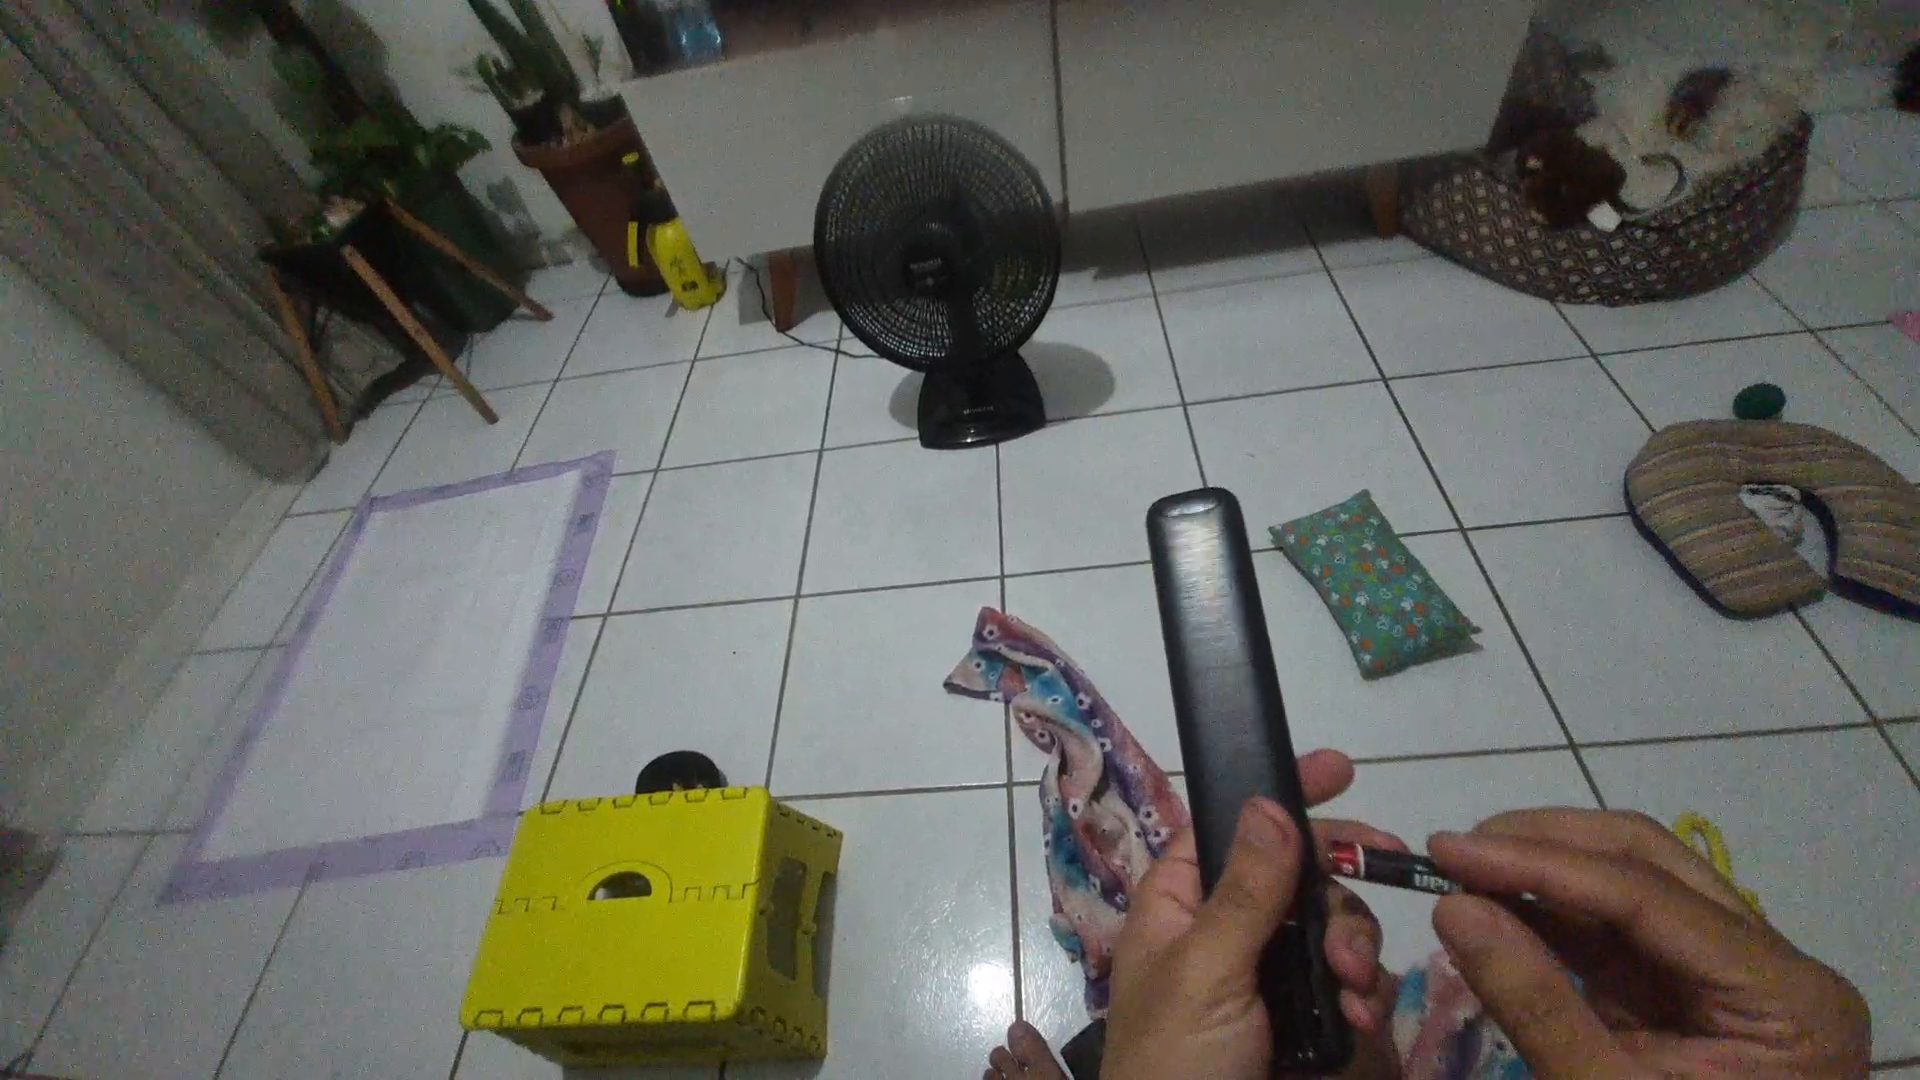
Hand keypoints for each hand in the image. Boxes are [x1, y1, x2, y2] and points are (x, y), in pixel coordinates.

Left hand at [1103, 749, 1407, 1079]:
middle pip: (1293, 868)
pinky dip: (1364, 994)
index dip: (1278, 791)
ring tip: (1353, 982)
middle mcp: (1226, 923)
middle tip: (1387, 858)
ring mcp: (1269, 971)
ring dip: (1353, 940)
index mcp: (1182, 897)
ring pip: (1329, 923)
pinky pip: (1348, 982)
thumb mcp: (1205, 968)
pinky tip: (1362, 1020)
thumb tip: (1268, 800)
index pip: (1230, 823)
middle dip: (1335, 874)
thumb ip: (1245, 890)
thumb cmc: (1177, 1057)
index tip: (1338, 766)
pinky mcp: (1308, 1019)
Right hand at [1428, 808, 1871, 1077]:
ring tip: (1459, 872)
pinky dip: (1537, 899)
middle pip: (1640, 856)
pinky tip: (1488, 901)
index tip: (1442, 849)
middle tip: (1453, 852)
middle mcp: (1764, 959)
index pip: (1641, 892)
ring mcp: (1721, 964)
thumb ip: (1535, 1006)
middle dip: (1538, 842)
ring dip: (1533, 862)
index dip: (1535, 862)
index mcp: (1782, 996)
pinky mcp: (1672, 977)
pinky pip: (1600, 913)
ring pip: (1619, 868)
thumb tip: (1451, 906)